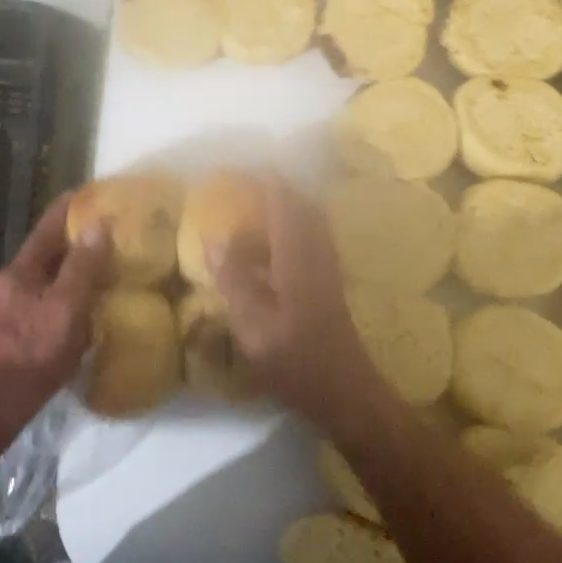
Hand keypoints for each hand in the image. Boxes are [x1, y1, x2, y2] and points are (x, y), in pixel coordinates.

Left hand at [0, 194, 109, 390]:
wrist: (1, 399)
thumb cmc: (38, 350)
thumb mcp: (68, 306)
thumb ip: (82, 266)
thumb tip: (97, 225)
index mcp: (20, 271)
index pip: (46, 228)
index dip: (68, 209)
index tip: (87, 193)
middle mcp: (4, 281)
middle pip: (40, 252)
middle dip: (67, 242)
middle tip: (97, 234)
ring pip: (36, 278)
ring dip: (60, 271)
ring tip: (88, 270)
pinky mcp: (1, 329)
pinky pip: (32, 300)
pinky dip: (52, 294)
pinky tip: (67, 307)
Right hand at [210, 173, 379, 426]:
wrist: (346, 394)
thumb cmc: (296, 362)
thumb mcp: (254, 325)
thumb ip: (235, 279)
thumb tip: (215, 236)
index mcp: (298, 257)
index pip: (284, 201)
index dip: (263, 180)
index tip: (238, 168)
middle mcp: (317, 254)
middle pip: (302, 205)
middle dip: (275, 188)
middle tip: (243, 184)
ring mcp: (326, 269)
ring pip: (308, 222)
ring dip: (283, 208)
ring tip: (251, 208)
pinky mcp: (328, 285)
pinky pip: (309, 240)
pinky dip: (288, 230)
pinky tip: (267, 248)